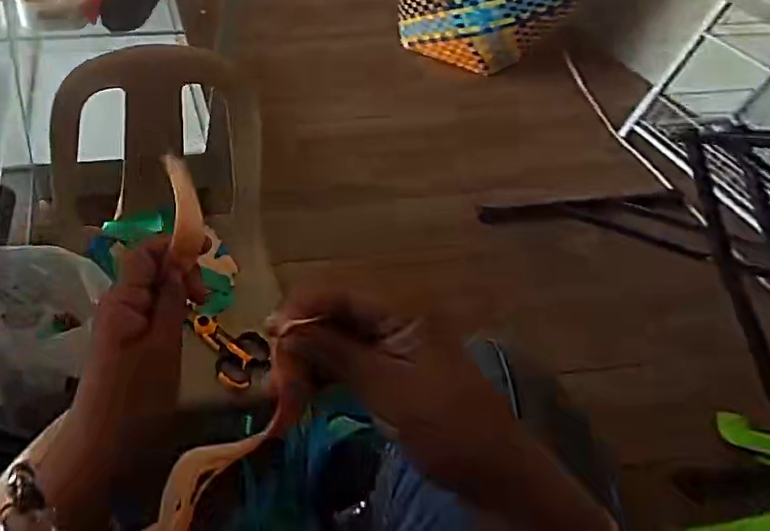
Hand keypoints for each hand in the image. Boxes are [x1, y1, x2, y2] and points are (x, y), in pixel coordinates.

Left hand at [33, 236, 204, 529]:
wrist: (100, 446)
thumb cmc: (135, 396)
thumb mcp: (162, 346)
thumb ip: (170, 301)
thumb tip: (178, 265)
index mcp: (122, 296)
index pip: (145, 252)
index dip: (175, 243)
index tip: (209, 248)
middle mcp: (116, 302)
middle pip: (149, 268)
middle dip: (180, 270)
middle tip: (207, 296)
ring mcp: (118, 321)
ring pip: (150, 289)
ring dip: (177, 290)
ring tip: (202, 309)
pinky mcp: (122, 341)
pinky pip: (147, 310)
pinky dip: (168, 308)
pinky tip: (184, 324)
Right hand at [268, 287, 613, 530]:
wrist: (498, 478)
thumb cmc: (446, 425)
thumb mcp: (385, 386)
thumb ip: (332, 350)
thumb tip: (282, 327)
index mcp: (396, 306)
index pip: (332, 289)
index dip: (297, 308)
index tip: (271, 336)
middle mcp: (386, 313)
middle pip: (325, 312)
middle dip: (297, 342)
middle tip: (279, 382)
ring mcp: (383, 338)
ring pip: (326, 336)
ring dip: (303, 363)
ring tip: (286, 398)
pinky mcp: (380, 363)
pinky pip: (338, 357)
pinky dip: (318, 375)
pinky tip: (301, 397)